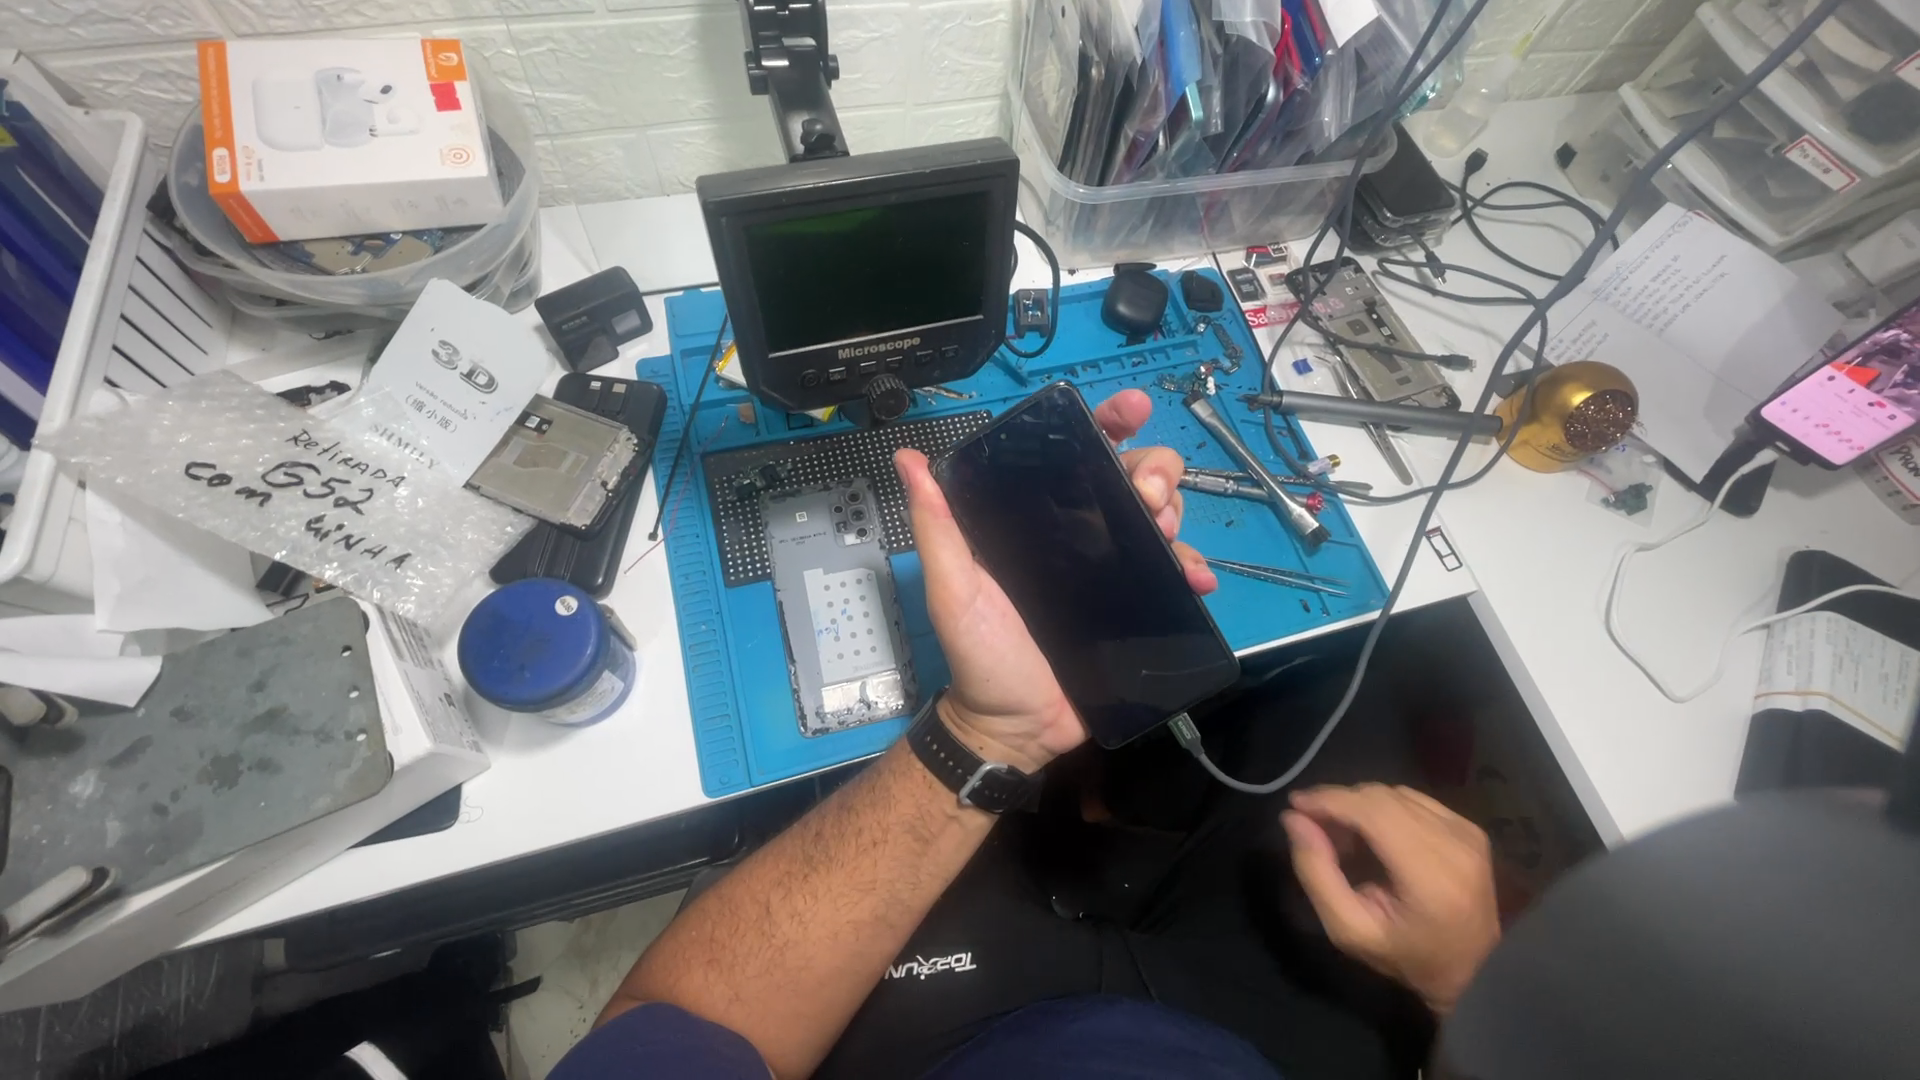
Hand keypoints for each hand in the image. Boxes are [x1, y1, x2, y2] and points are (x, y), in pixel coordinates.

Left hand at [892, 388, 1216, 775]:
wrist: (1015, 727)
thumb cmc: (980, 655)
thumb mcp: (953, 588)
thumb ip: (935, 526)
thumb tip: (909, 460)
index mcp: (1035, 522)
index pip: (1072, 457)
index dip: (1105, 424)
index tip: (1131, 409)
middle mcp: (1077, 537)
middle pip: (1128, 479)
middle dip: (1151, 470)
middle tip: (1148, 496)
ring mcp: (1110, 571)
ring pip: (1157, 519)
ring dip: (1173, 512)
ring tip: (1164, 531)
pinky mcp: (1136, 607)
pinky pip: (1172, 575)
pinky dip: (1190, 568)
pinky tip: (1196, 577)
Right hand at [1282, 784, 1499, 1013]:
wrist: (1476, 973)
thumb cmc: (1407, 957)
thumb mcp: (1348, 929)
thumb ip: (1315, 872)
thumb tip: (1293, 818)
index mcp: (1431, 875)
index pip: (1373, 812)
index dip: (1329, 799)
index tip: (1295, 804)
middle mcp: (1455, 844)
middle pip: (1381, 797)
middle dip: (1338, 801)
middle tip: (1313, 824)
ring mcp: (1466, 833)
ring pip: (1393, 793)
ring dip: (1359, 804)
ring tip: (1343, 834)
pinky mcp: (1469, 828)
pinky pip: (1411, 799)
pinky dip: (1382, 807)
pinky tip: (1373, 833)